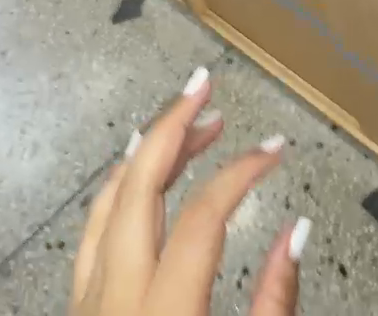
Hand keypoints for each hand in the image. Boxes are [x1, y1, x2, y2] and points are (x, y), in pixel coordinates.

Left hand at [71, 67, 309, 315]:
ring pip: (104, 206)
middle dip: (171, 127)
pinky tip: (147, 179)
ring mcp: (84, 307)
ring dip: (146, 154)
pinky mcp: (78, 315)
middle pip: (135, 189)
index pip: (204, 215)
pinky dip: (123, 190)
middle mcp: (112, 301)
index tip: (278, 149)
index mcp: (161, 313)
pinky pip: (94, 234)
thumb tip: (298, 227)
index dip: (243, 171)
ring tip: (189, 121)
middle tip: (206, 84)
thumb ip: (275, 301)